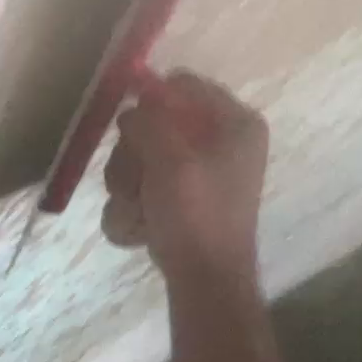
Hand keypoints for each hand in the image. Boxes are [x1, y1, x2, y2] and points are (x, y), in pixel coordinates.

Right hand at [101, 71, 268, 279]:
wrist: (204, 277)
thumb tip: (131, 105)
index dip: (149, 100)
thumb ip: (148, 122)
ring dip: (127, 183)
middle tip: (136, 181)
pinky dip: (134, 203)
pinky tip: (142, 223)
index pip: (182, 84)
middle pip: (151, 122)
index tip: (128, 126)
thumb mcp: (169, 160)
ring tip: (139, 209)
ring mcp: (196, 169)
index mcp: (234, 122)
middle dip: (132, 154)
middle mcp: (219, 140)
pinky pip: (140, 183)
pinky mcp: (179, 194)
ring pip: (137, 155)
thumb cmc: (195, 215)